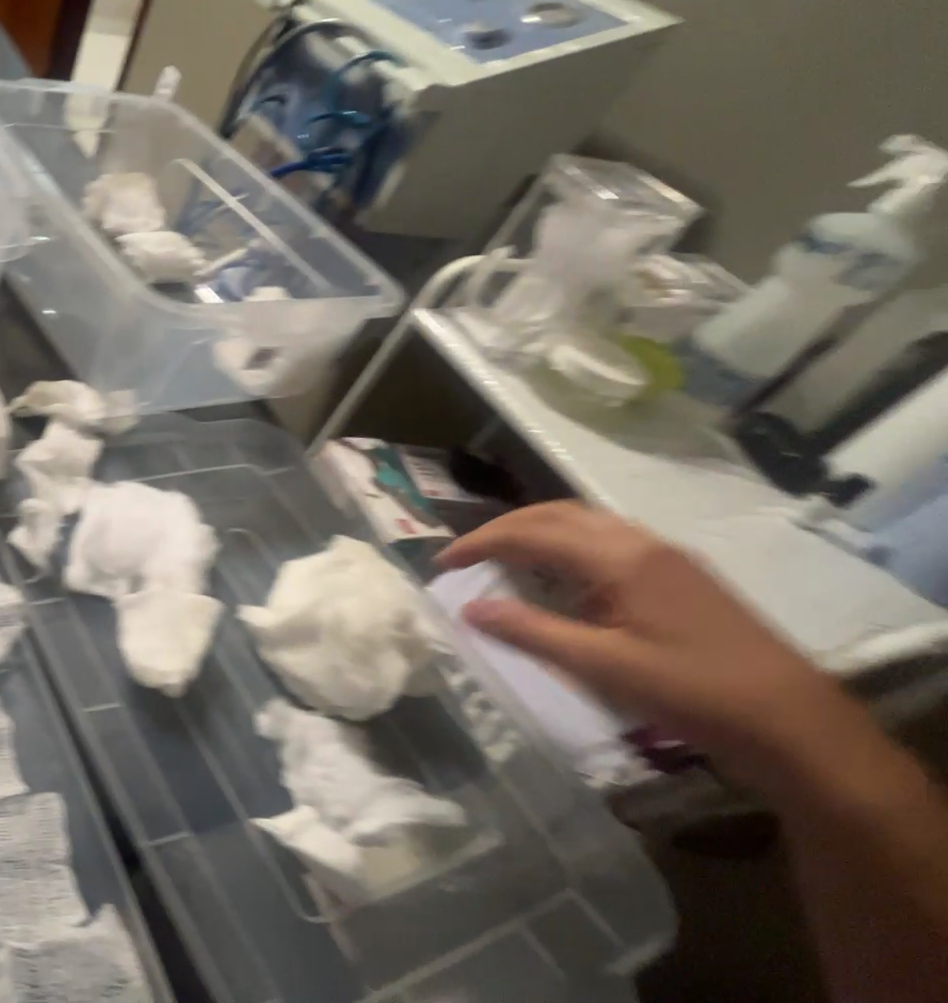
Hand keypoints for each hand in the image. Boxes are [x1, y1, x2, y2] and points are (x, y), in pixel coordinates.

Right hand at [437, 502, 875, 796]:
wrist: (796, 725)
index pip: (532, 533)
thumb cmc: (694, 693)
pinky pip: (608, 541)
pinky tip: (561, 581)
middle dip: (505, 529)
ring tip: (504, 562)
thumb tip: (469, 609)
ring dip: (537, 533)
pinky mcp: (681, 575)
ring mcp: (667, 557)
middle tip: (468, 556)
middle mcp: (642, 543)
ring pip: (585, 523)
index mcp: (620, 559)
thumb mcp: (603, 667)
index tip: (444, 564)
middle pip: (557, 514)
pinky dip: (567, 547)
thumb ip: (531, 632)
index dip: (481, 543)